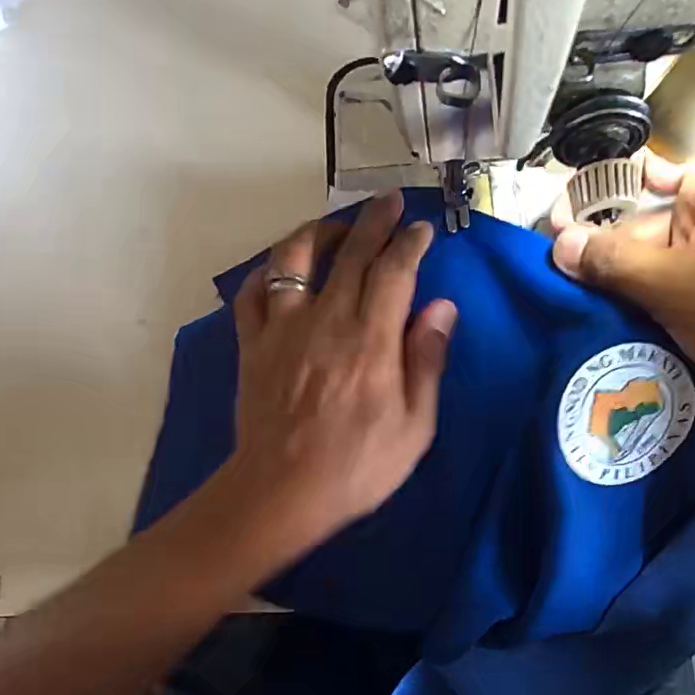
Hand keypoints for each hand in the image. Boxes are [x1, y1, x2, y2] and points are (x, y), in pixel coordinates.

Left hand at [217, 192, 457, 554]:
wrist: (282, 492)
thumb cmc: (357, 466)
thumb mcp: (415, 426)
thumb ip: (428, 361)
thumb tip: (442, 307)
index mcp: (371, 340)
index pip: (395, 271)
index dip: (410, 243)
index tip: (421, 230)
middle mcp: (326, 320)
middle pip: (351, 253)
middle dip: (374, 221)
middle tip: (390, 202)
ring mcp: (282, 328)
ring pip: (295, 258)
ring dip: (319, 231)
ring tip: (337, 227)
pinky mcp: (252, 344)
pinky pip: (252, 292)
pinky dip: (268, 271)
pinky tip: (281, 269)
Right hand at [551, 146, 694, 415]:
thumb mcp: (676, 289)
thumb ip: (611, 262)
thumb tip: (557, 242)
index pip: (647, 178)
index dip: (601, 212)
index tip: (563, 248)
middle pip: (662, 219)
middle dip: (621, 257)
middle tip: (576, 294)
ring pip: (682, 255)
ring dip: (646, 285)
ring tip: (601, 315)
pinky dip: (676, 299)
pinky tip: (645, 326)